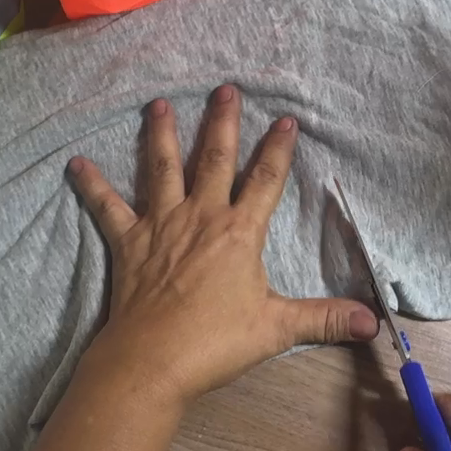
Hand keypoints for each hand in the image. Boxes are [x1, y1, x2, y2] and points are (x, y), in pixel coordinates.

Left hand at [67, 85, 379, 406]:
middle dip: (222, 123)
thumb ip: (325, 318)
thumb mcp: (278, 328)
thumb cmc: (215, 341)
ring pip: (161, 170)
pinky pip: (108, 208)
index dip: (278, 149)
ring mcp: (161, 226)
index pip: (265, 180)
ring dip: (160, 136)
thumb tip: (374, 322)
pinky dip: (93, 186)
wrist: (152, 362)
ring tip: (157, 105)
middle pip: (214, 159)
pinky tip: (76, 164)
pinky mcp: (129, 243)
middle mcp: (201, 216)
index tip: (285, 119)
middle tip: (223, 88)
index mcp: (239, 231)